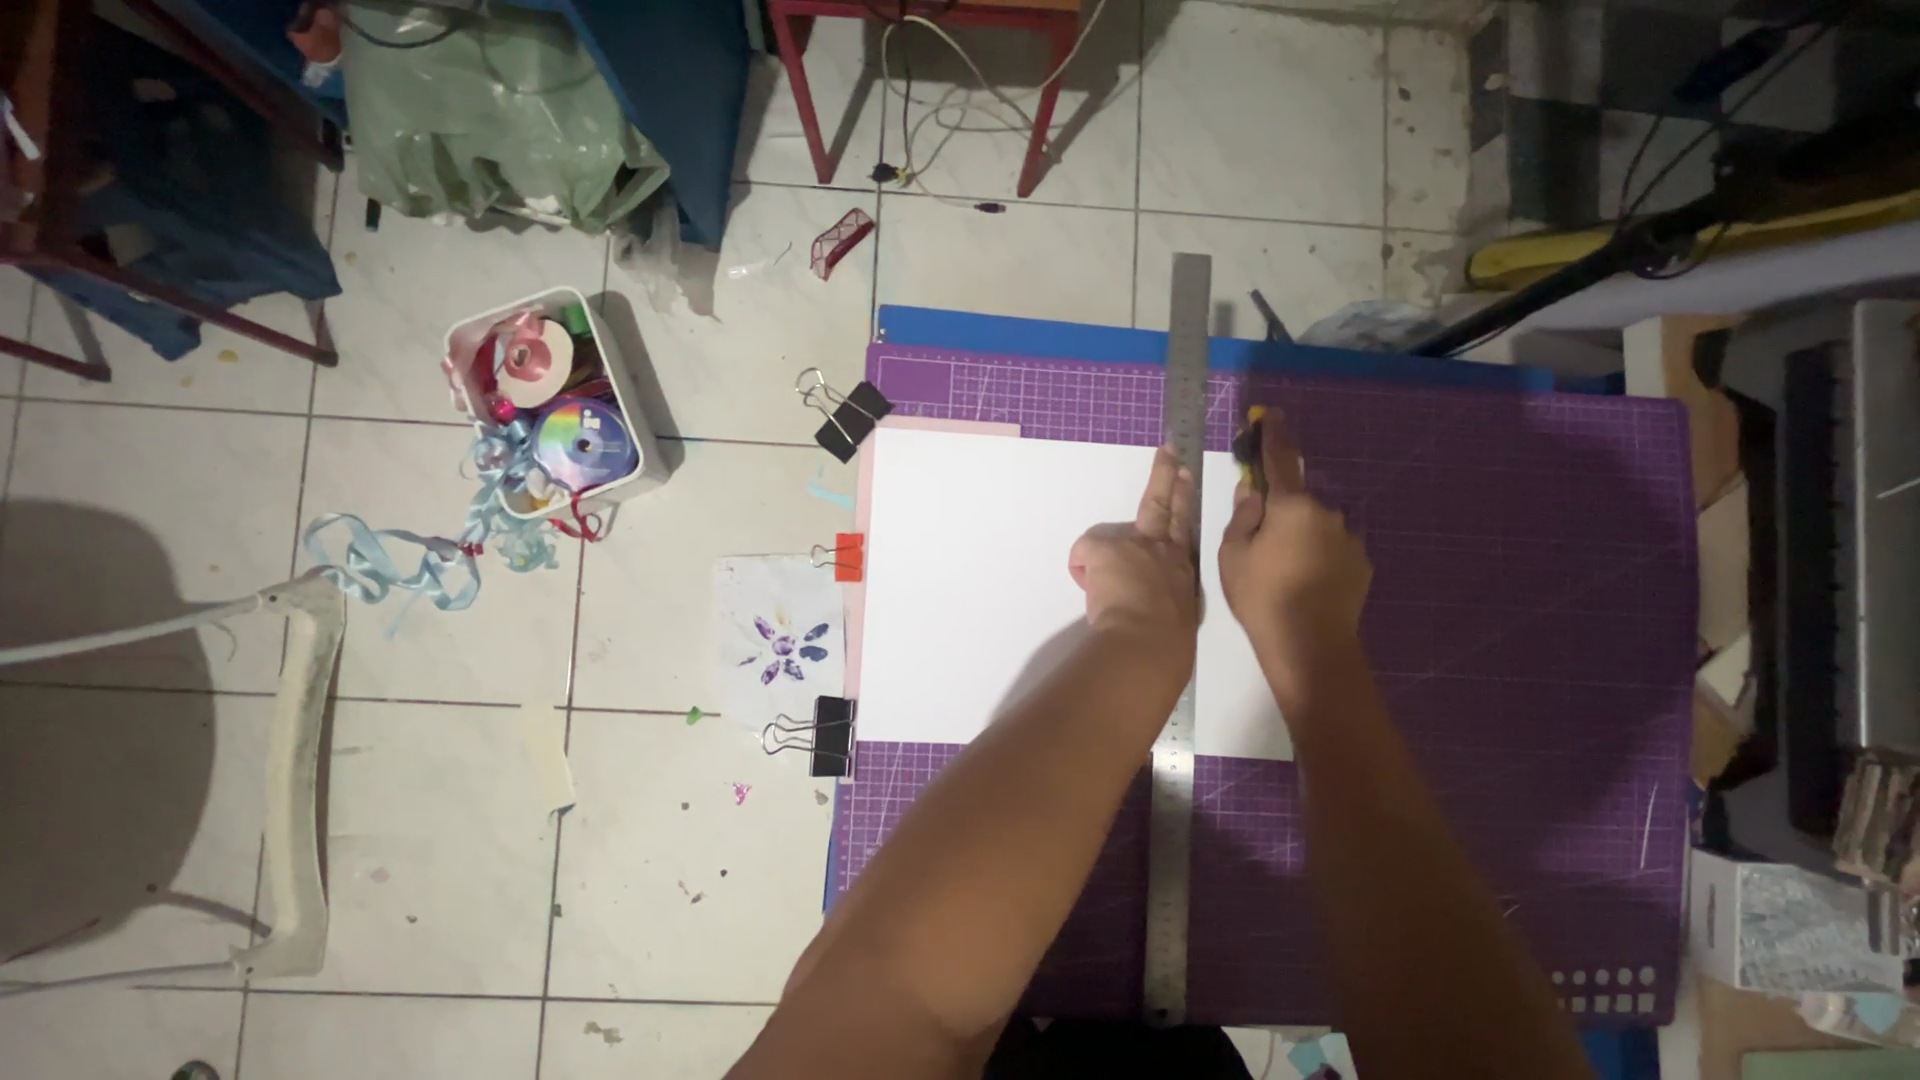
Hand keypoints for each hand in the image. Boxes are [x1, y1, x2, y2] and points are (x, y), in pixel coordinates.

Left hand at [1068, 446, 1200, 662]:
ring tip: (1098, 580)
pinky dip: (1082, 573)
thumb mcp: (1176, 618)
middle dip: (1167, 476)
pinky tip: (1089, 591)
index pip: (1184, 530)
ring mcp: (1136, 546)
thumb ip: (1163, 600)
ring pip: (1108, 539)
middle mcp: (1164, 551)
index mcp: (1181, 568)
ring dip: (1099, 553)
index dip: (1185, 502)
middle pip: (1166, 506)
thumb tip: (1145, 603)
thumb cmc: (1167, 640)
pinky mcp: (1105, 548)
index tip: (1186, 475)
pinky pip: (1082, 557)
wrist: (1150, 641)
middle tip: (1170, 449)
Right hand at [1217, 413, 1370, 662]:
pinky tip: (1303, 584)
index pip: (1280, 458)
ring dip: (1299, 536)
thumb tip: (1252, 491)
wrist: (1310, 645)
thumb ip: (1243, 516)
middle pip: (1297, 498)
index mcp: (1292, 504)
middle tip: (1259, 540)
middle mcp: (1326, 512)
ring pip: (1315, 526)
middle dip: (1279, 509)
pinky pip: (1331, 549)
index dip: (1272, 434)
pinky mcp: (1361, 564)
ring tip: (1282, 573)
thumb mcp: (1232, 554)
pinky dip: (1316, 557)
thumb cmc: (1261, 596)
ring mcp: (1349, 538)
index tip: (1270, 414)